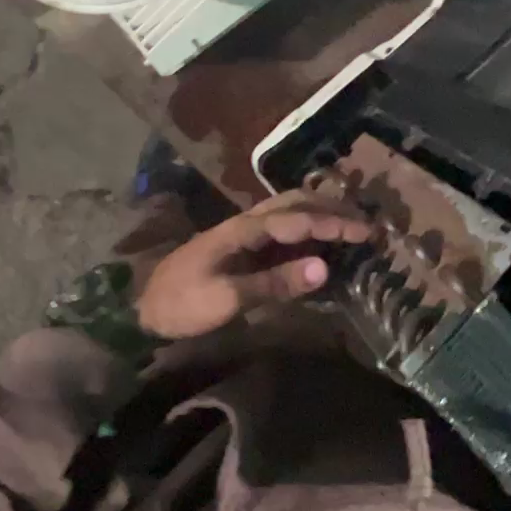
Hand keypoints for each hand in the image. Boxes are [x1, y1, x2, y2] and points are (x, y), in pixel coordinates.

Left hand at [136, 190, 372, 338]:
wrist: (143, 308)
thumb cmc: (184, 303)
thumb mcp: (228, 298)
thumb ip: (276, 282)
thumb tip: (325, 267)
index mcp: (245, 229)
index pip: (299, 218)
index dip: (335, 223)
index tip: (367, 232)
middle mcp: (248, 221)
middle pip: (298, 201)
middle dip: (335, 208)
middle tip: (368, 224)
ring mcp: (246, 231)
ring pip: (292, 209)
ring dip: (324, 212)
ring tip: (353, 225)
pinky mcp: (245, 246)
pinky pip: (285, 227)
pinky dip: (310, 227)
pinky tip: (324, 240)